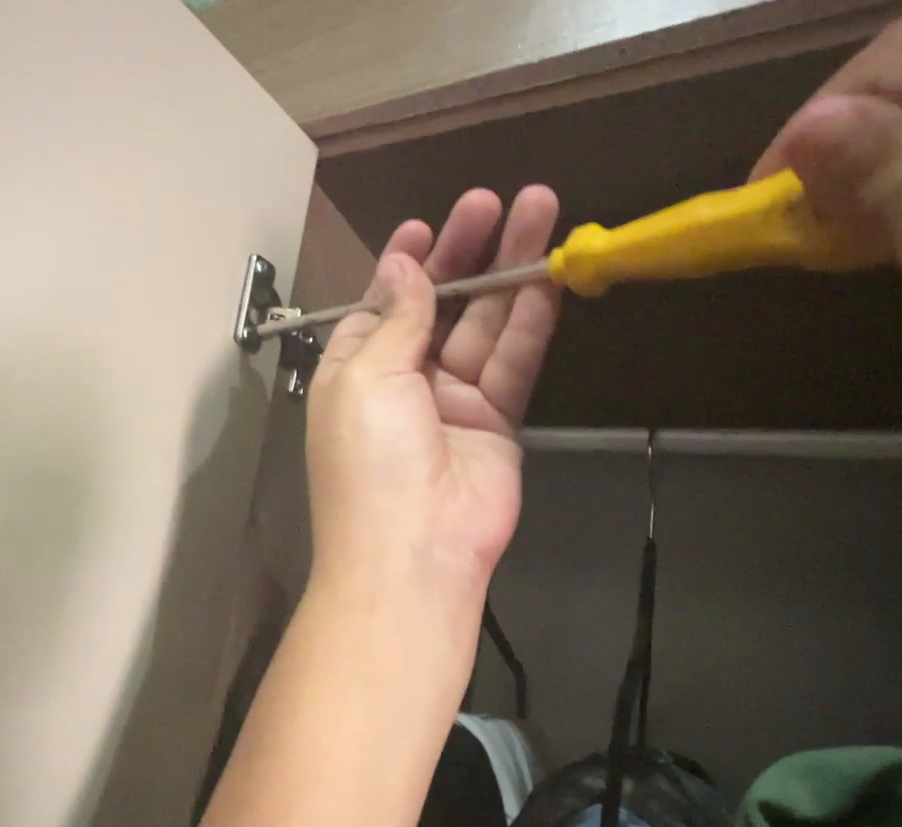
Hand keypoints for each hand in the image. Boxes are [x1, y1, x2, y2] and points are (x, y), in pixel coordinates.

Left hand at [304, 186, 560, 606]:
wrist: (412, 551)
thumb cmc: (368, 461)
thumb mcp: (365, 377)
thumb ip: (395, 318)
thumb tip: (400, 266)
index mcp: (353, 370)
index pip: (381, 304)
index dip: (404, 264)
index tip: (427, 224)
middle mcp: (400, 381)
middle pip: (438, 305)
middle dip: (466, 253)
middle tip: (498, 200)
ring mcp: (449, 401)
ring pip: (483, 325)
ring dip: (509, 272)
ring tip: (540, 210)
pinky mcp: (494, 421)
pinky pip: (512, 360)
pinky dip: (530, 320)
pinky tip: (549, 275)